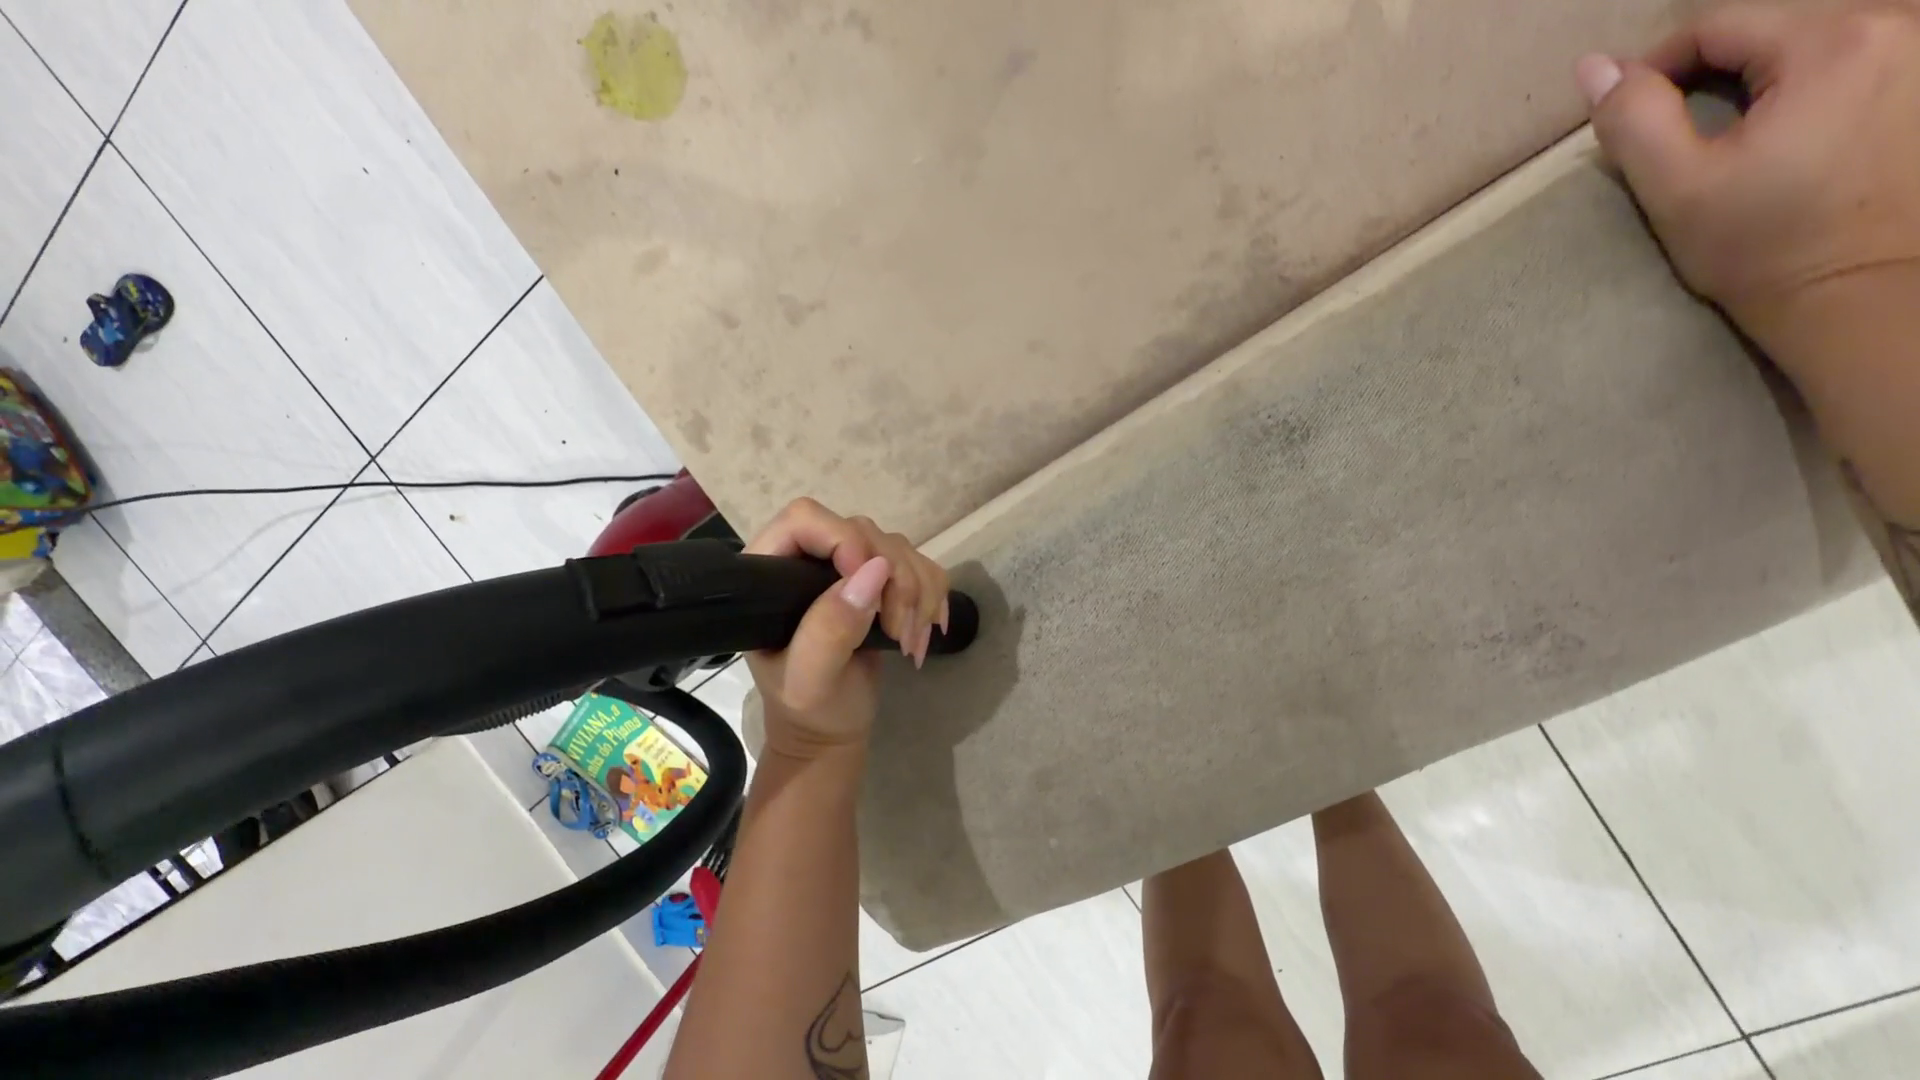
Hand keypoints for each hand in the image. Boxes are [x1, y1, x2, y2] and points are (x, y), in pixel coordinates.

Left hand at [743, 498, 949, 759]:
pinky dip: (933, 597)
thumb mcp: (809, 680)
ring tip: (911, 644)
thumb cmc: (808, 709)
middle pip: (864, 531)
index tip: (872, 584)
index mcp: (772, 572)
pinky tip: (924, 634)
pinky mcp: (880, 581)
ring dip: (918, 595)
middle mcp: (810, 558)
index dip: (844, 539)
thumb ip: (830, 629)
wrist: (830, 732)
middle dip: (895, 582)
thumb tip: (873, 572)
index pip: (806, 519)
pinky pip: (921, 565)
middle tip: (900, 634)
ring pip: (898, 548)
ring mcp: (848, 567)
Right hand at [1576, 0, 1919, 515]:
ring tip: (1731, 138)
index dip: (1656, 67)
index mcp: (1834, 43)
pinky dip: (1805, 90)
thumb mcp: (1677, 188)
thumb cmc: (1763, 248)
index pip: (1718, 24)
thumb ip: (1633, 120)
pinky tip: (1789, 138)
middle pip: (1769, 30)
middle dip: (1712, 75)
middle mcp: (1897, 27)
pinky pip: (1851, 63)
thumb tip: (1593, 68)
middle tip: (1678, 137)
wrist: (1863, 295)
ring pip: (1809, 44)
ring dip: (1759, 80)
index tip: (1630, 119)